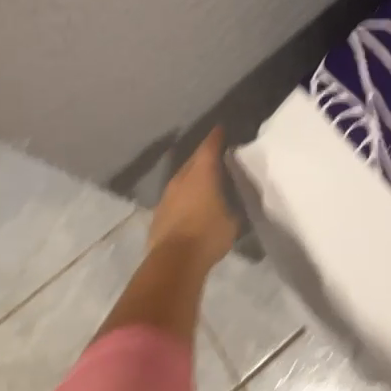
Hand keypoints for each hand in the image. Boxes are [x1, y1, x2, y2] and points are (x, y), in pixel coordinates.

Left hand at [148, 126, 237, 268]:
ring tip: (204, 182)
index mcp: (202, 174)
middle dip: (204, 156)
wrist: (174, 261)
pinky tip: (190, 205)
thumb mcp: (232, 221)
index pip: (209, 147)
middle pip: (193, 160)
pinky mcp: (158, 214)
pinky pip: (174, 197)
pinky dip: (183, 196)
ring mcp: (167, 196)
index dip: (216, 137)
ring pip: (182, 179)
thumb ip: (231, 205)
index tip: (221, 129)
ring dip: (192, 178)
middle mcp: (182, 178)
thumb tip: (231, 203)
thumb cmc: (208, 235)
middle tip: (216, 157)